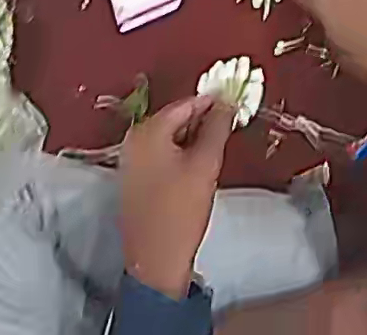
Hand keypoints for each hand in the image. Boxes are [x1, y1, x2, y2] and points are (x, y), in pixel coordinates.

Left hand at [118, 94, 233, 298]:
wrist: (156, 263)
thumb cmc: (180, 209)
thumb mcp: (206, 162)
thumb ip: (218, 125)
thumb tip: (227, 102)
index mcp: (147, 132)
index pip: (186, 103)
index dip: (213, 103)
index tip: (235, 106)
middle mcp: (134, 141)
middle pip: (176, 118)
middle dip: (203, 121)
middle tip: (228, 128)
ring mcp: (131, 161)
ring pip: (171, 136)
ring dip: (194, 137)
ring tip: (216, 148)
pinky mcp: (135, 179)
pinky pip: (163, 152)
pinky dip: (182, 152)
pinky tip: (198, 165)